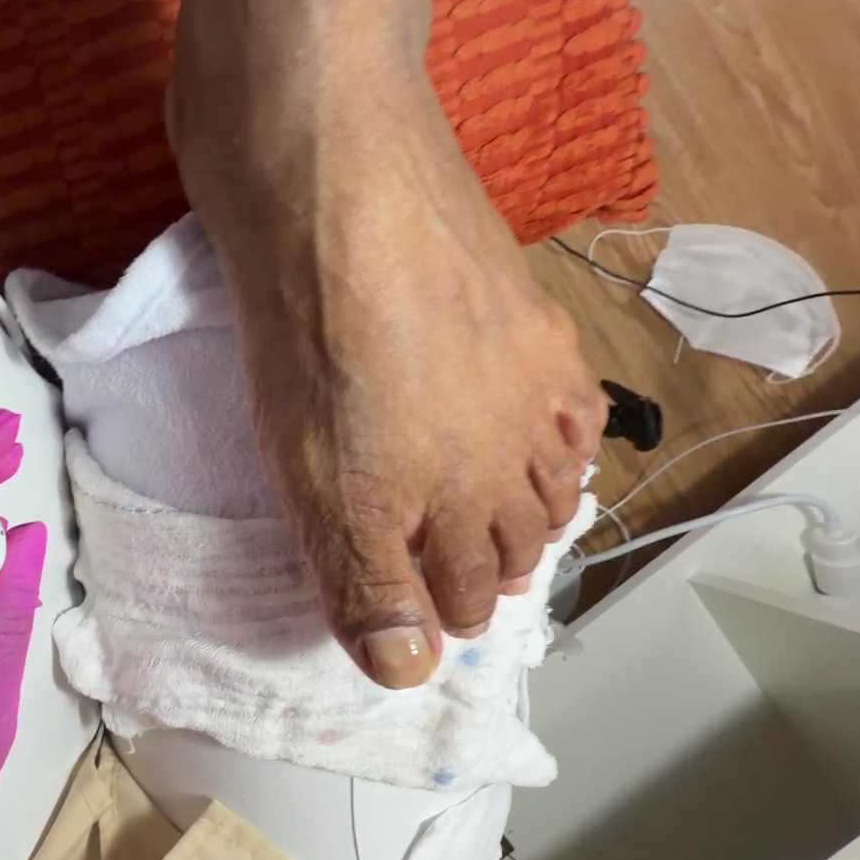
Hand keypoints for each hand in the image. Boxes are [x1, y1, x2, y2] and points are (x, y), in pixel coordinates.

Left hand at [173, 0, 607, 688]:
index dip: (437, 618)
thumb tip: (406, 675)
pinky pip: (560, 407)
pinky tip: (544, 447)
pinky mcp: (523, 312)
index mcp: (440, 491)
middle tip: (454, 590)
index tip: (422, 630)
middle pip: (508, 542)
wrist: (326, 185)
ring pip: (544, 480)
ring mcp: (523, 372)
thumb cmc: (300, 336)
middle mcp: (503, 443)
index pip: (458, 590)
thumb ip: (361, 572)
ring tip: (497, 538)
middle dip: (477, 577)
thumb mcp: (310, 475)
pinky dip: (555, 446)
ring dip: (521, 520)